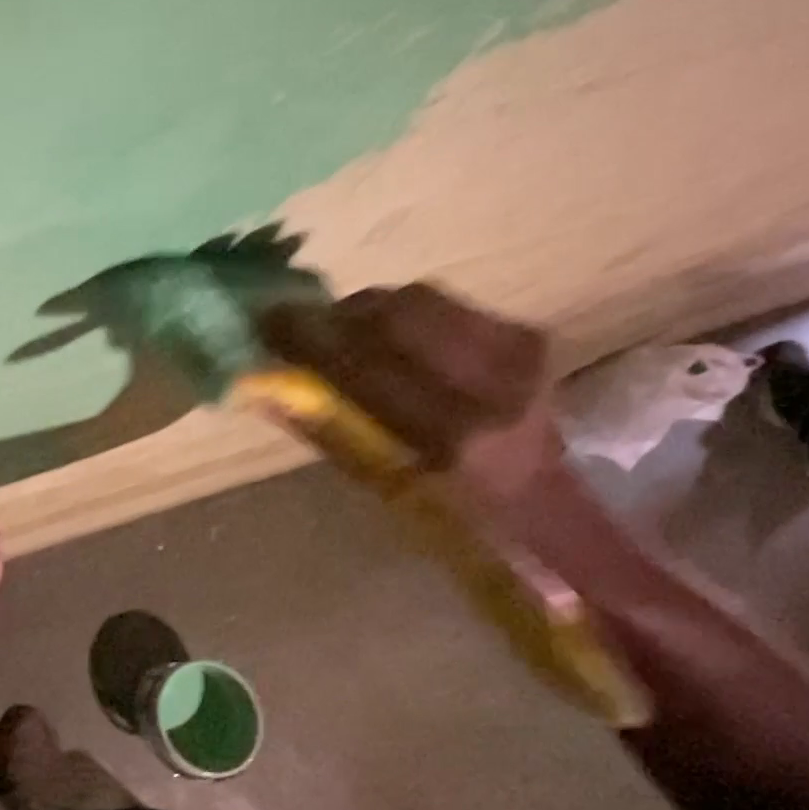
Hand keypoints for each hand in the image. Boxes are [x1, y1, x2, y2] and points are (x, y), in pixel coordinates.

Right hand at [260, 283, 565, 511]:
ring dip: (368, 311)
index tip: (267, 323)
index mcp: (453, 434)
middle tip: (302, 325)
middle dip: (337, 315)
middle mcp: (493, 382)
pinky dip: (402, 313)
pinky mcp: (525, 332)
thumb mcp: (379, 482)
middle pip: (393, 313)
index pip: (363, 363)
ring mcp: (517, 350)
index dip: (308, 336)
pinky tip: (390, 336)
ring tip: (344, 333)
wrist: (547, 503)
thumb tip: (261, 380)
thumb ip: (323, 425)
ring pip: (415, 298)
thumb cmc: (450, 510)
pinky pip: (441, 302)